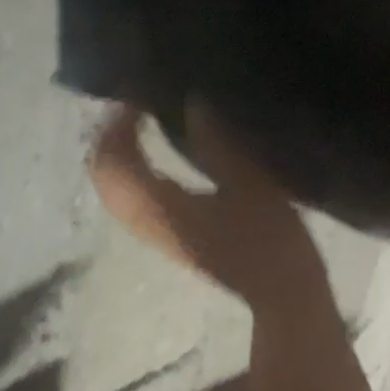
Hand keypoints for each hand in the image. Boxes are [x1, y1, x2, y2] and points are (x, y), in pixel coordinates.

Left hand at [87, 103, 330, 312]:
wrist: (284, 296)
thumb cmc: (271, 242)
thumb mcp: (252, 187)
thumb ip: (218, 144)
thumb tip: (194, 103)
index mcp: (155, 203)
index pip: (114, 154)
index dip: (119, 120)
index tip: (142, 94)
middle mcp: (144, 220)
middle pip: (104, 173)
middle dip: (113, 137)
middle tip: (137, 109)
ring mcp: (158, 235)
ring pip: (118, 190)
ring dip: (124, 158)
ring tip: (146, 133)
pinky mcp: (176, 243)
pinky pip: (136, 202)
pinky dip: (138, 178)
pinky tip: (164, 169)